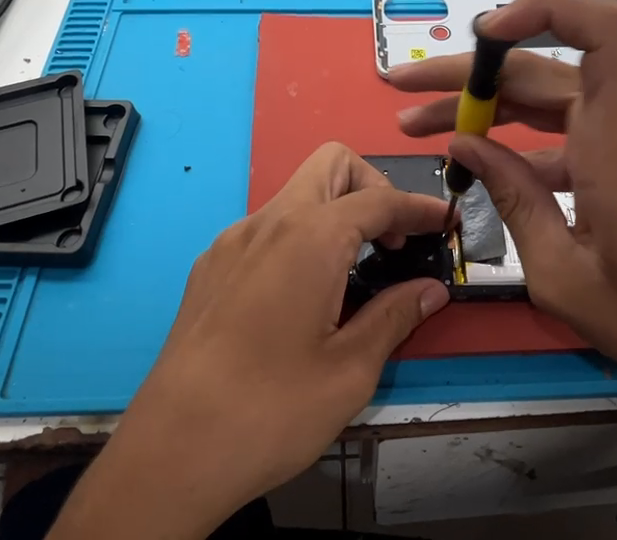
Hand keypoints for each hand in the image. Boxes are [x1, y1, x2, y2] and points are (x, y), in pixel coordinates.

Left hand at [55, 143, 448, 538]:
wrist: (172, 450)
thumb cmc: (272, 410)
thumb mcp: (350, 370)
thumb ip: (394, 317)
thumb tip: (430, 290)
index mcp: (309, 238)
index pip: (378, 199)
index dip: (418, 207)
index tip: (445, 222)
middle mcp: (267, 222)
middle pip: (330, 165)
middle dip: (372, 187)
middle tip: (393, 242)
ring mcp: (231, 241)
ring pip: (295, 195)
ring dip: (334, 212)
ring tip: (354, 272)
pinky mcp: (209, 267)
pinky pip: (266, 228)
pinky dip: (300, 237)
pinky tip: (303, 294)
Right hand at [390, 0, 616, 428]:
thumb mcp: (564, 272)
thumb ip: (511, 199)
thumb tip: (464, 146)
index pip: (597, 26)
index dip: (539, 10)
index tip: (481, 37)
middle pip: (543, 68)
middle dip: (470, 77)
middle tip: (403, 91)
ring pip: (553, 100)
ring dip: (490, 109)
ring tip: (421, 126)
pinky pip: (577, 131)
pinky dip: (529, 140)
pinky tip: (485, 165)